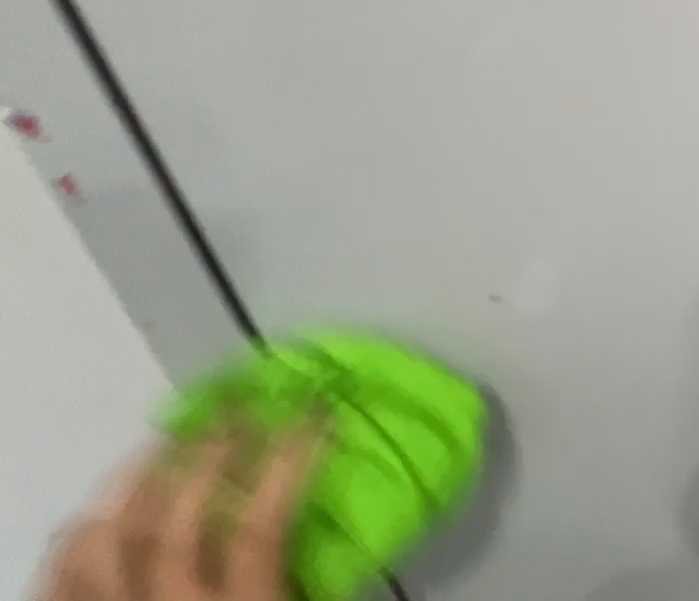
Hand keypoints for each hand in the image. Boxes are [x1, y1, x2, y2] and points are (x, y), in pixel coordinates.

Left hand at [38, 427, 321, 600]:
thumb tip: (350, 511)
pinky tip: (96, 511)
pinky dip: (71, 542)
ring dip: (132, 486)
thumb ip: (313, 572)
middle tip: (237, 410)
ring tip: (164, 442)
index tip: (316, 415)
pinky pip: (53, 585)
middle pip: (171, 524)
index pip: (261, 522)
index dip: (289, 461)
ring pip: (100, 547)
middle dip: (207, 456)